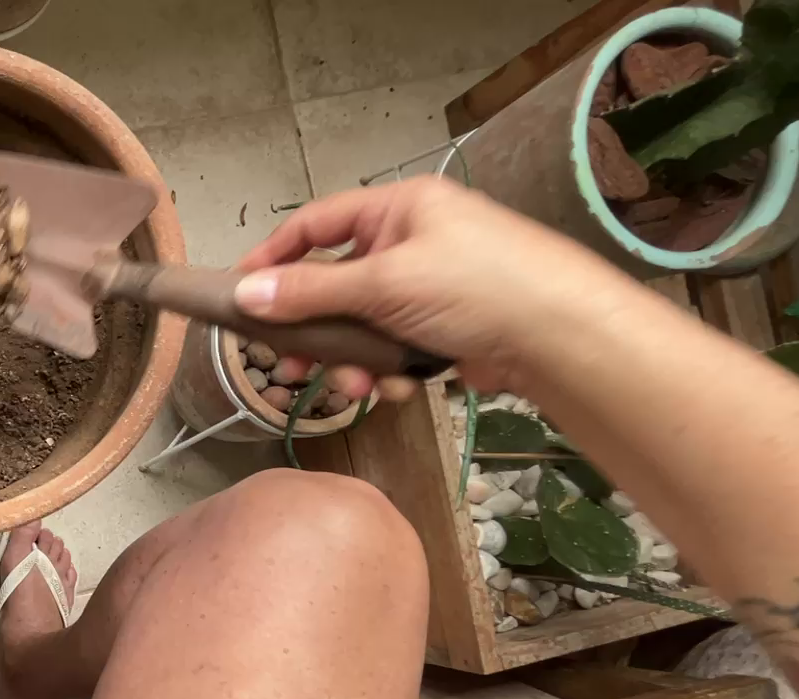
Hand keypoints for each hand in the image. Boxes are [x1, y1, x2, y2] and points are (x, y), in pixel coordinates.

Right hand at [232, 176, 660, 402]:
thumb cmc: (476, 287)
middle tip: (286, 363)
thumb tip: (241, 295)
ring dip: (345, 361)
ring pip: (351, 325)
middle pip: (326, 285)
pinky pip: (382, 346)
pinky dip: (380, 371)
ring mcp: (420, 286)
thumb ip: (307, 290)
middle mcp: (405, 242)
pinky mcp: (432, 326)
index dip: (269, 257)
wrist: (561, 338)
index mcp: (397, 210)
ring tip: (351, 387)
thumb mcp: (382, 284)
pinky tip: (393, 387)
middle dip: (309, 331)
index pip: (312, 225)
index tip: (237, 294)